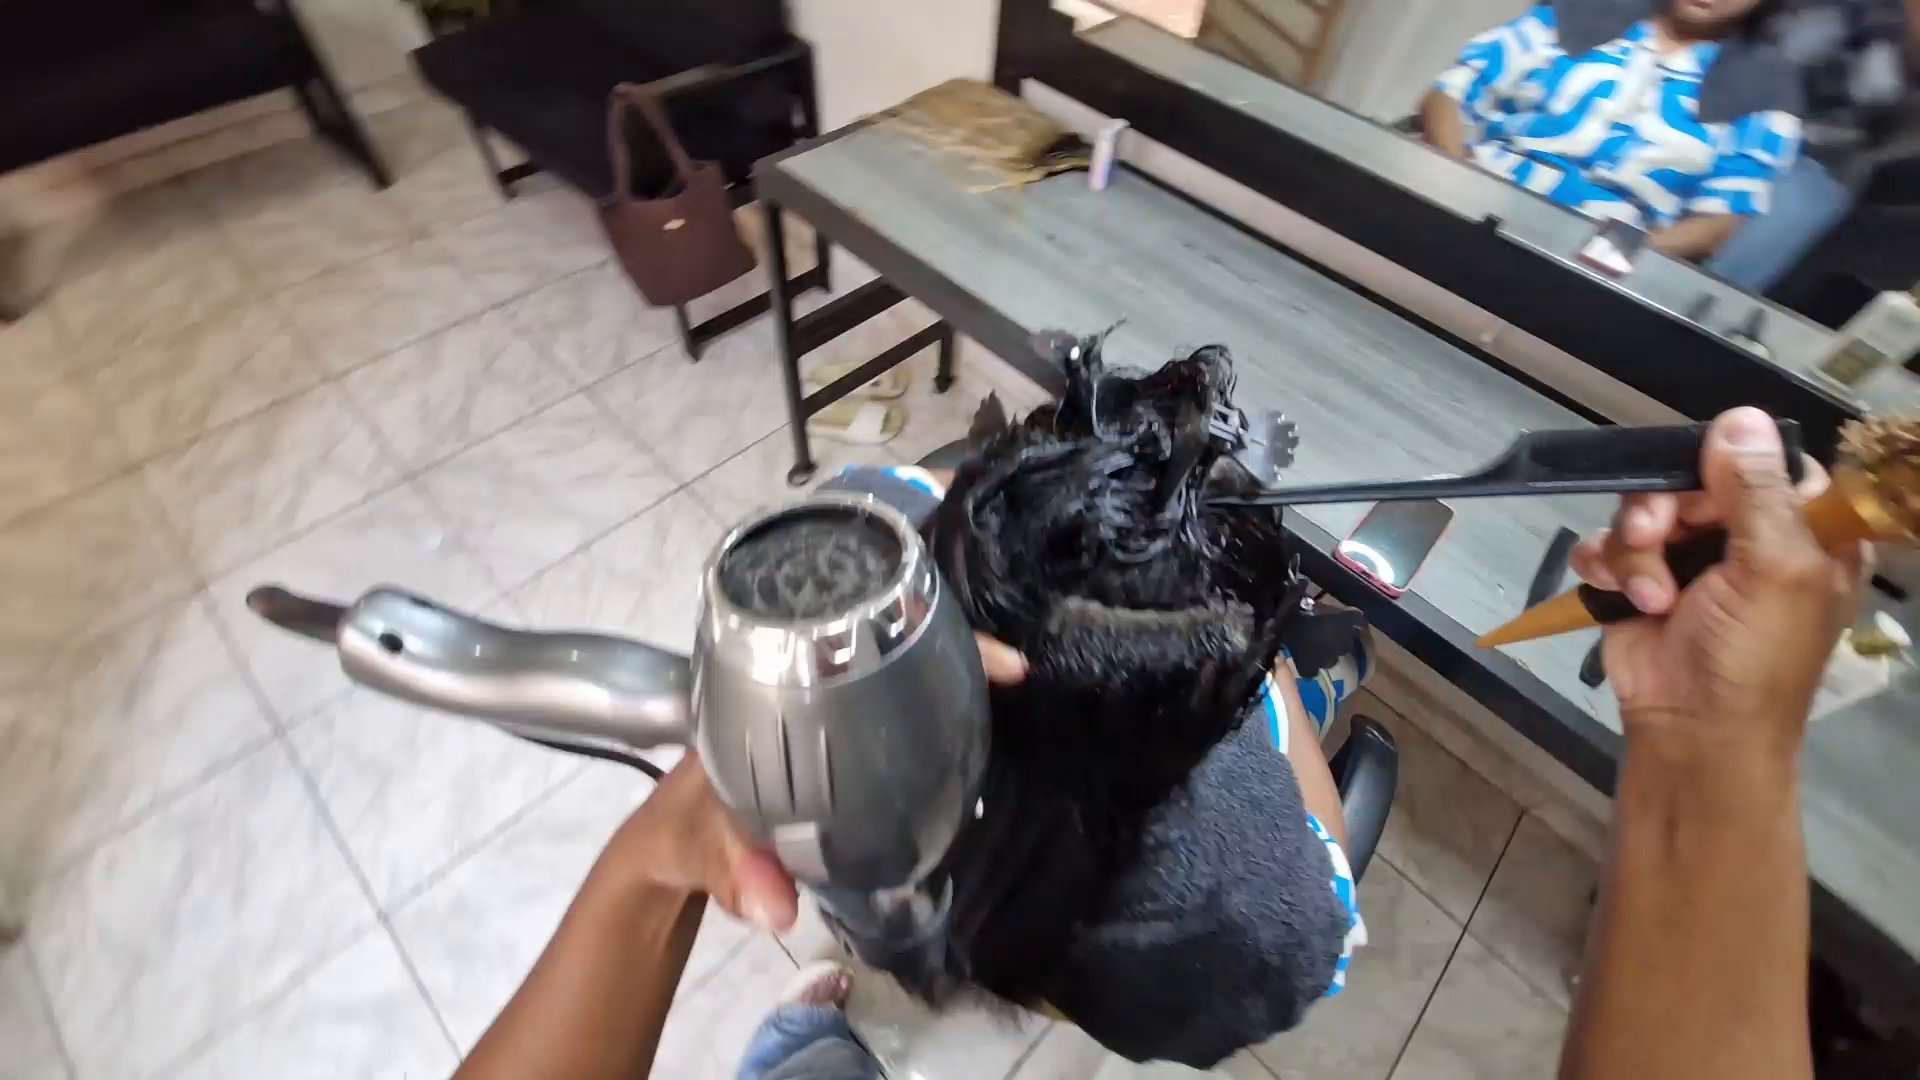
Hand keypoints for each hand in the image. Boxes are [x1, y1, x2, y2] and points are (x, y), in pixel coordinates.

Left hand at [598, 632, 1027, 929]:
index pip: (842, 629)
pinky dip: (930, 725)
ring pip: (896, 678)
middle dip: (948, 647)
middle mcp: (802, 688)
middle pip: (886, 643)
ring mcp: (825, 713)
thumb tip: (780, 907)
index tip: (968, 643)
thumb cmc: (677, 829)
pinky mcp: (839, 746)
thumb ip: (729, 868)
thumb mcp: (694, 844)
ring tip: (1002, 689)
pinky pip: (893, 722)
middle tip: (1007, 669)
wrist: (669, 848)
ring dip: (948, 679)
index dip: (906, 624)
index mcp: (764, 684)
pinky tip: (964, 741)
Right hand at [1569, 408, 1869, 755]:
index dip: (1723, 470)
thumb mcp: (1773, 567)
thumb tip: (1739, 417)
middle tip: (1655, 539)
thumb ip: (1754, 492)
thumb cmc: (1753, 650)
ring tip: (1647, 592)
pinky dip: (1602, 567)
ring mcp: (1682, 558)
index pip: (1761, 466)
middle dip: (1659, 514)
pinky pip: (1601, 545)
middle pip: (1684, 485)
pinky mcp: (1631, 578)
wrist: (1689, 716)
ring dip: (1631, 552)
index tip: (1703, 492)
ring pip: (1635, 515)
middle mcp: (1739, 537)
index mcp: (1800, 530)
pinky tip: (1616, 594)